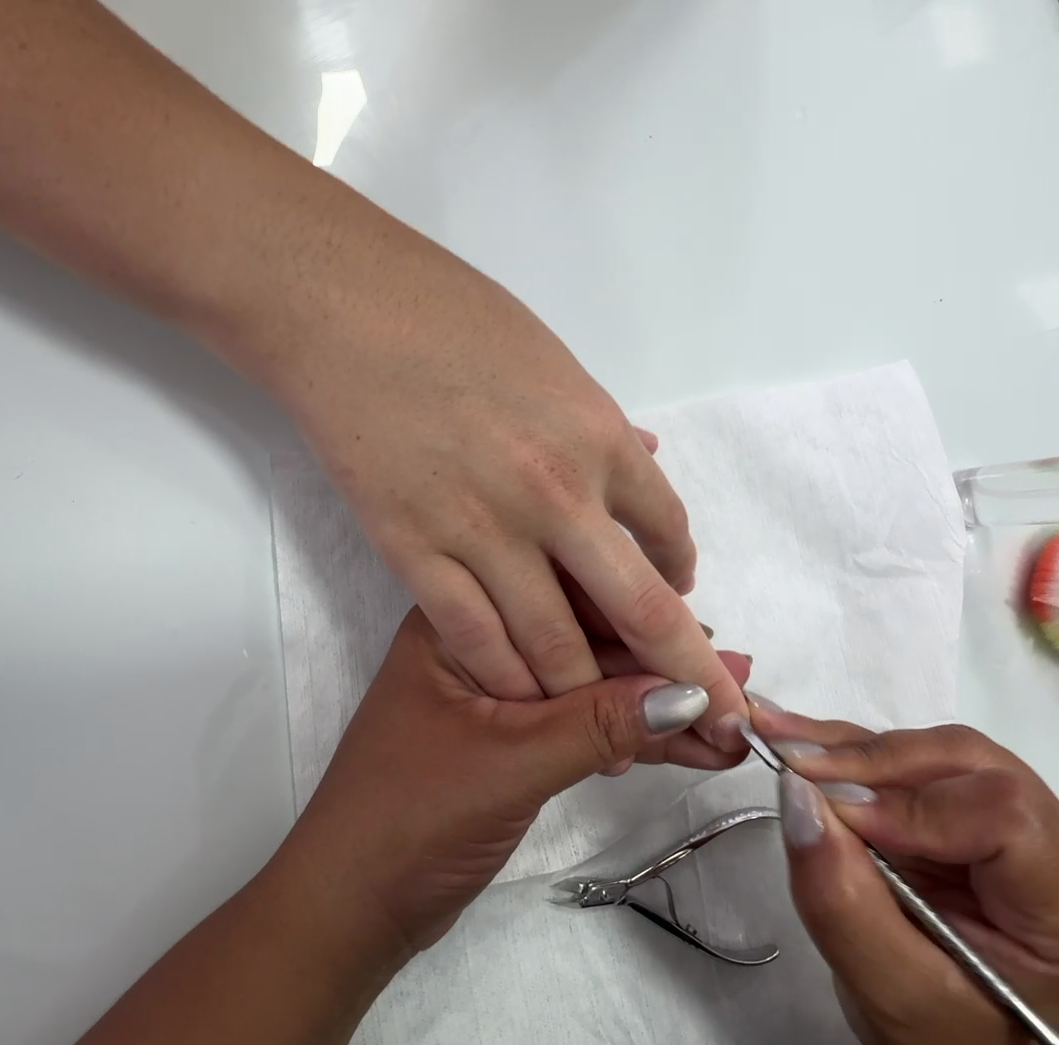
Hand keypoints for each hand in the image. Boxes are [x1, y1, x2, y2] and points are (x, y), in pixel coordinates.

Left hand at [49, 611, 749, 1044]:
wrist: (349, 908)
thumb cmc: (410, 817)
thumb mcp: (508, 762)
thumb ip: (601, 724)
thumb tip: (698, 693)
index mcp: (466, 618)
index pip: (569, 592)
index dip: (647, 615)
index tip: (717, 641)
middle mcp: (489, 640)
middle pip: (595, 639)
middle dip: (670, 666)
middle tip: (744, 686)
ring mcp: (506, 692)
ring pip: (599, 685)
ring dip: (663, 707)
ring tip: (736, 725)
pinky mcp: (519, 737)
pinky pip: (589, 723)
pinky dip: (638, 739)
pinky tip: (695, 746)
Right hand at [255, 227, 745, 745]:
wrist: (341, 308)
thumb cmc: (450, 317)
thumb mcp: (552, 363)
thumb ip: (599, 429)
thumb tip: (642, 465)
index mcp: (600, 438)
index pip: (668, 532)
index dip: (684, 578)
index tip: (683, 596)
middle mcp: (558, 497)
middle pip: (642, 611)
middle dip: (687, 673)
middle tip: (716, 716)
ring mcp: (484, 533)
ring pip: (557, 647)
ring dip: (595, 694)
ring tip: (615, 721)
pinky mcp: (414, 557)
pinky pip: (478, 641)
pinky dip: (513, 680)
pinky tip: (531, 696)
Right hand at [753, 703, 1058, 1044]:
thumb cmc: (937, 1041)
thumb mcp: (891, 992)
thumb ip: (844, 901)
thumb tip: (797, 797)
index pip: (1006, 815)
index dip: (912, 805)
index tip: (829, 813)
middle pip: (969, 765)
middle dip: (870, 762)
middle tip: (787, 762)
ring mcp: (1024, 817)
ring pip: (934, 750)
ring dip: (850, 748)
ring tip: (777, 739)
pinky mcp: (974, 802)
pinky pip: (911, 759)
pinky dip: (847, 749)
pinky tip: (795, 737)